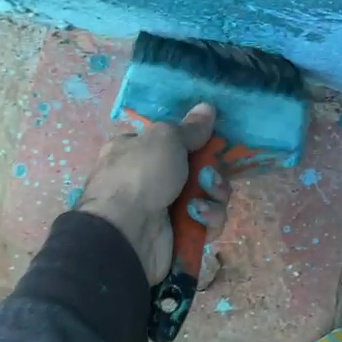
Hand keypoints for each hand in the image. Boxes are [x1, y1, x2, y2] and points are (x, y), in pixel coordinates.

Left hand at [76, 102, 230, 282]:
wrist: (128, 232)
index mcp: (134, 151)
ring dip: (213, 196)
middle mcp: (148, 179)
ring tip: (201, 200)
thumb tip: (208, 107)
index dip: (193, 143)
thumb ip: (190, 127)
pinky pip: (206, 222)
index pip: (170, 143)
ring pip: (207, 197)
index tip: (211, 142)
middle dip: (210, 173)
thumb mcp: (165, 139)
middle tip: (209, 175)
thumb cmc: (140, 175)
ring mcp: (164, 209)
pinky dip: (208, 219)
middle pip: (196, 170)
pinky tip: (197, 217)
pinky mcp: (179, 234)